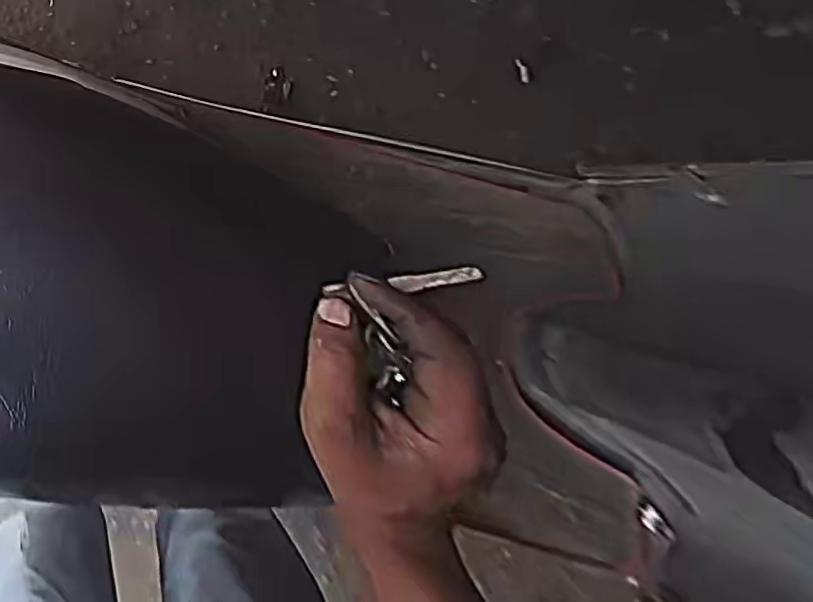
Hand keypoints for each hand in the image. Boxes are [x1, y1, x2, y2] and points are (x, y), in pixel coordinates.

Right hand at [301, 276, 501, 545]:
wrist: (389, 527)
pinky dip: (405, 339)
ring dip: (400, 322)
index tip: (358, 286)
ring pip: (445, 345)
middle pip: (447, 340)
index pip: (441, 345)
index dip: (399, 307)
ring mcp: (478, 417)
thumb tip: (336, 308)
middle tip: (352, 294)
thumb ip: (331, 362)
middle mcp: (482, 422)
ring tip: (357, 314)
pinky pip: (439, 358)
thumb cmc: (363, 486)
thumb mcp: (331, 424)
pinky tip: (373, 340)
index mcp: (458, 429)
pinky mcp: (463, 410)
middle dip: (397, 309)